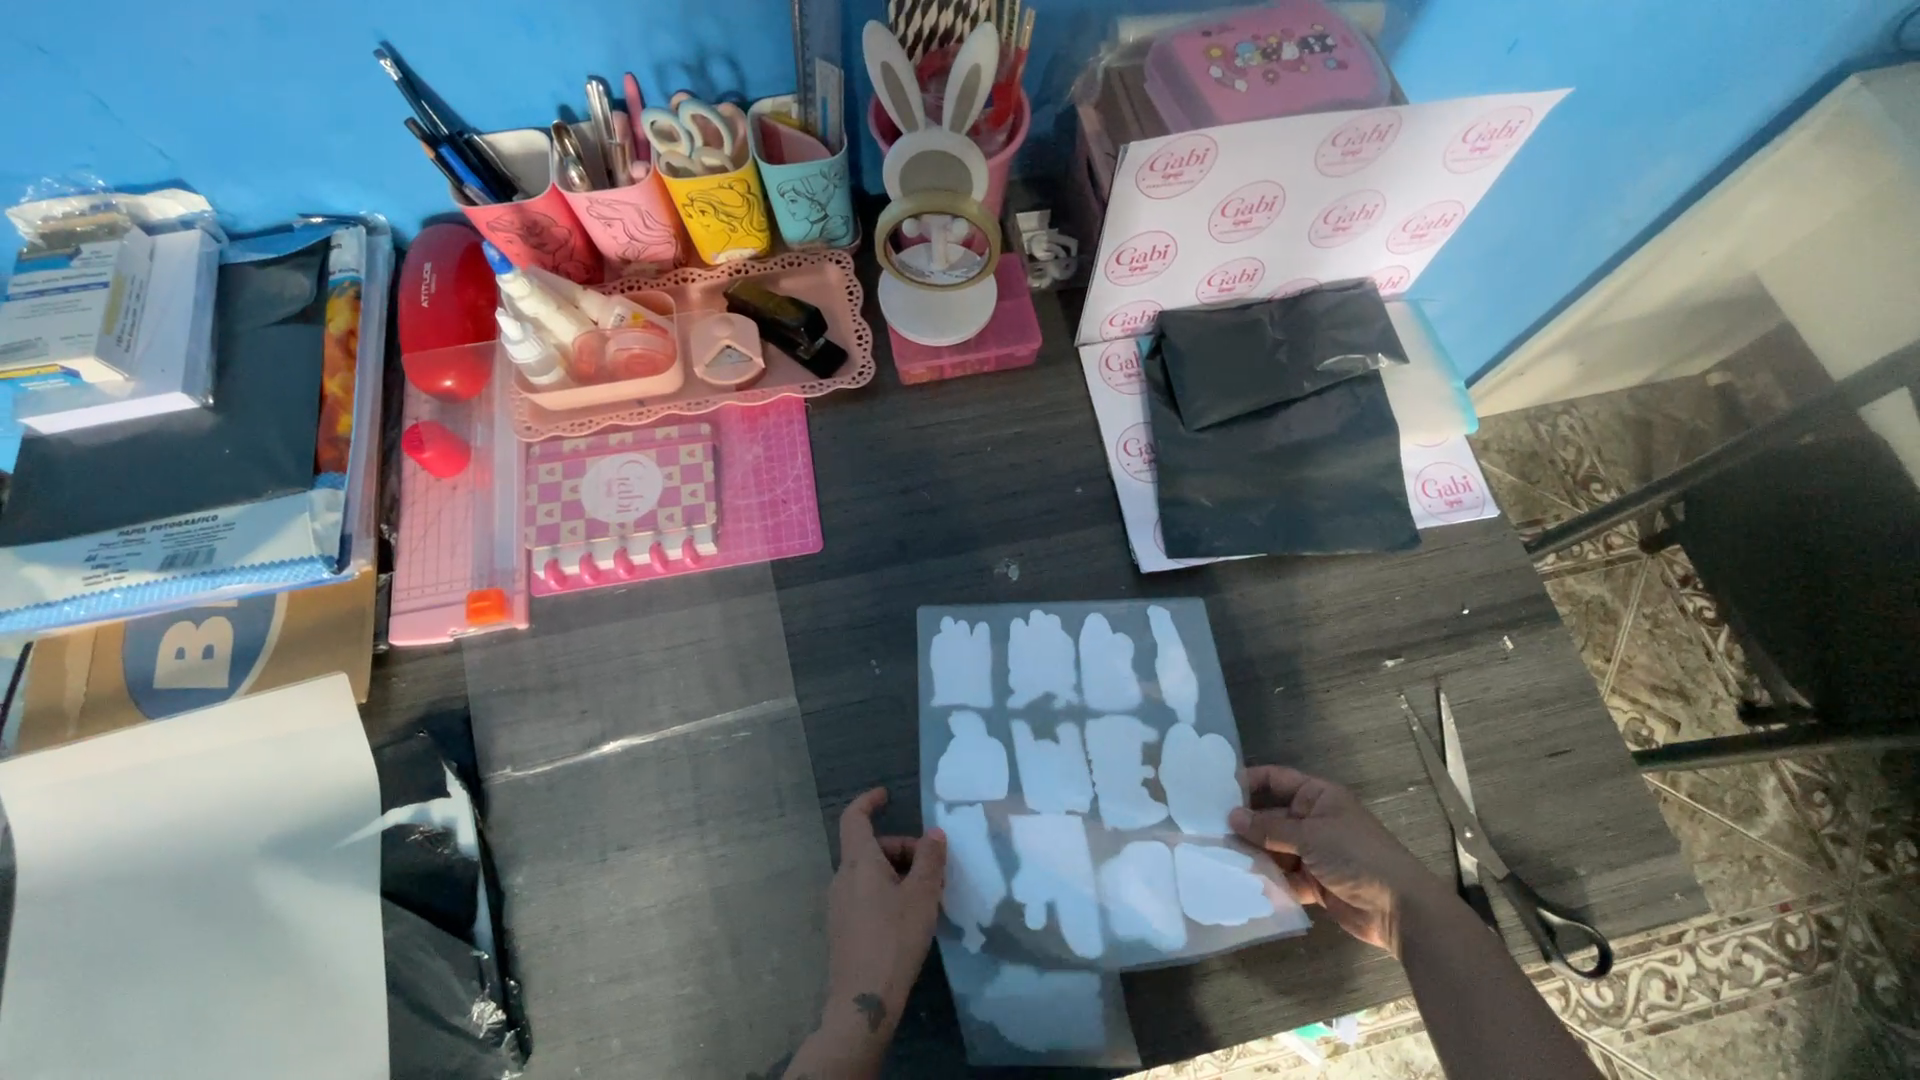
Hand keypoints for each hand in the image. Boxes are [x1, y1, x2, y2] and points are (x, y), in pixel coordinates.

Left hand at [825, 787, 947, 1039]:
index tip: (886, 795)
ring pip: (870, 873)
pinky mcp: (843, 927)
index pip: (854, 818)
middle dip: (903, 849)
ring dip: (898, 873)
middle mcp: (843, 878)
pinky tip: (911, 917)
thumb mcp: (922, 895)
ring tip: (928, 895)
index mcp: (858, 862)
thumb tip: (934, 834)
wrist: (864, 1000)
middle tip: (933, 869)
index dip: (868, 801)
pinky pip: (866, 895)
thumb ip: (930, 860)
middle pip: (871, 848)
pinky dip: (888, 892)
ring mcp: (839, 904)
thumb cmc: (894, 939)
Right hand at [1230, 766, 1440, 954]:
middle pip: (1271, 816)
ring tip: (1220, 858)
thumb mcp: (1310, 835)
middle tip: (1210, 831)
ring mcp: (1314, 852)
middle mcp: (1314, 820)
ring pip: (1274, 848)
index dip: (1249, 782)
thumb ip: (1269, 828)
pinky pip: (1284, 876)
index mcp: (1318, 797)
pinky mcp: (1314, 882)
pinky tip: (1243, 883)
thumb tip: (1231, 816)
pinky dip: (1268, 880)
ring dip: (1254, 854)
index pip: (1277, 780)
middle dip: (1246, 825)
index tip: (1217, 791)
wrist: (1399, 909)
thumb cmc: (1356, 856)